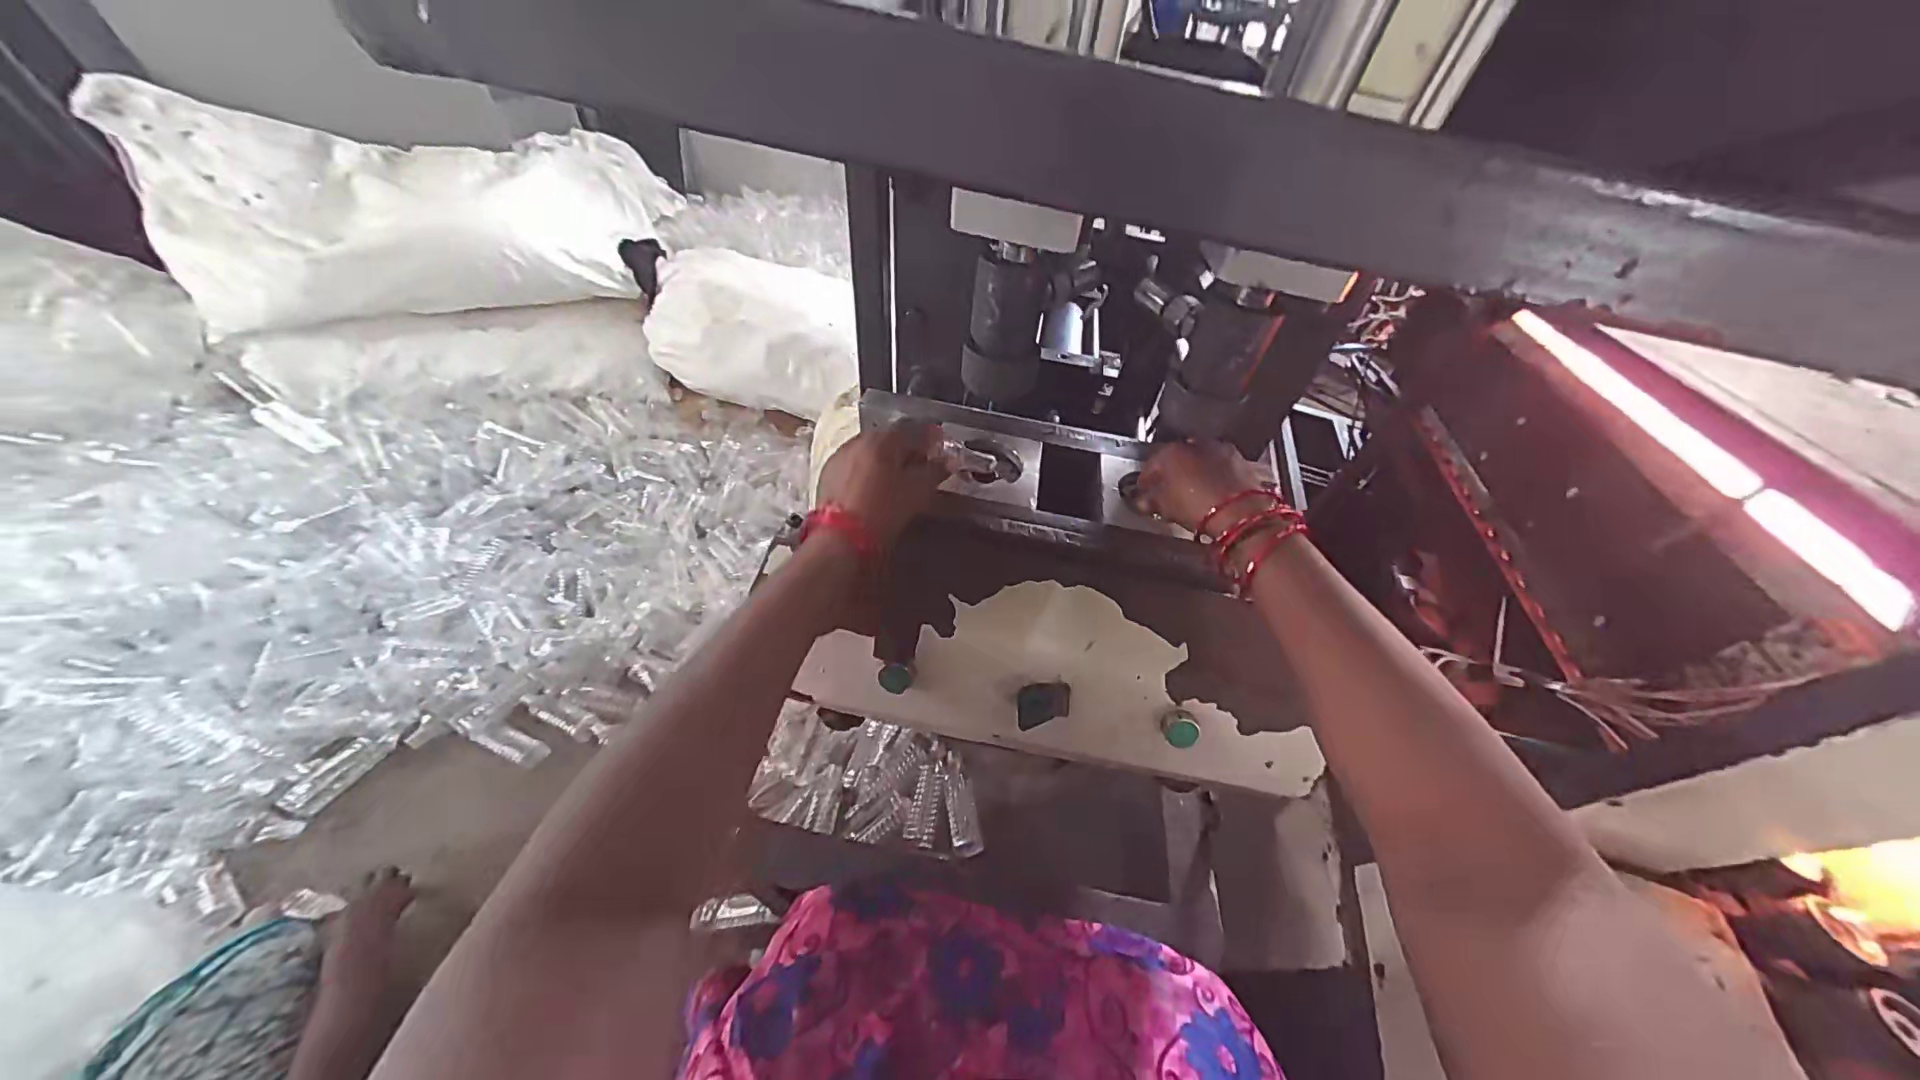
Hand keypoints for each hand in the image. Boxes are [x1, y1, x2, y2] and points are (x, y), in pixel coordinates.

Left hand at [814, 422, 951, 547]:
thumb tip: (948, 461)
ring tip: (899, 479)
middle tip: (923, 465)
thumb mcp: (917, 492)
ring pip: (871, 452)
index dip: (931, 438)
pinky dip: (869, 471)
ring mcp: (840, 456)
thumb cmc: (883, 512)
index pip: (914, 430)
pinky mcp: (827, 475)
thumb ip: (935, 472)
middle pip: (890, 439)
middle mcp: (859, 441)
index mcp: (882, 440)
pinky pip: (856, 466)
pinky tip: (875, 488)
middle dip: (908, 449)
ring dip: (887, 460)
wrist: (839, 539)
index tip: (942, 448)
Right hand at [1137, 439, 1277, 536]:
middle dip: (1171, 474)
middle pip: (1176, 459)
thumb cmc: (1197, 506)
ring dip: (1194, 472)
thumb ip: (1149, 500)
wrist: (1238, 513)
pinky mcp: (1239, 461)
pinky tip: (1210, 491)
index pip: (1150, 465)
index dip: (1145, 481)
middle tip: (1167, 492)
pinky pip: (1218, 467)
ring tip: (1191, 493)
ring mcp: (1219, 450)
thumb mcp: (1163, 507)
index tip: (1144, 492)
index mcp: (1170, 451)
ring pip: (1199, 460)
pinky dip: (1213, 476)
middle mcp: (1195, 444)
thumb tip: (1144, 501)